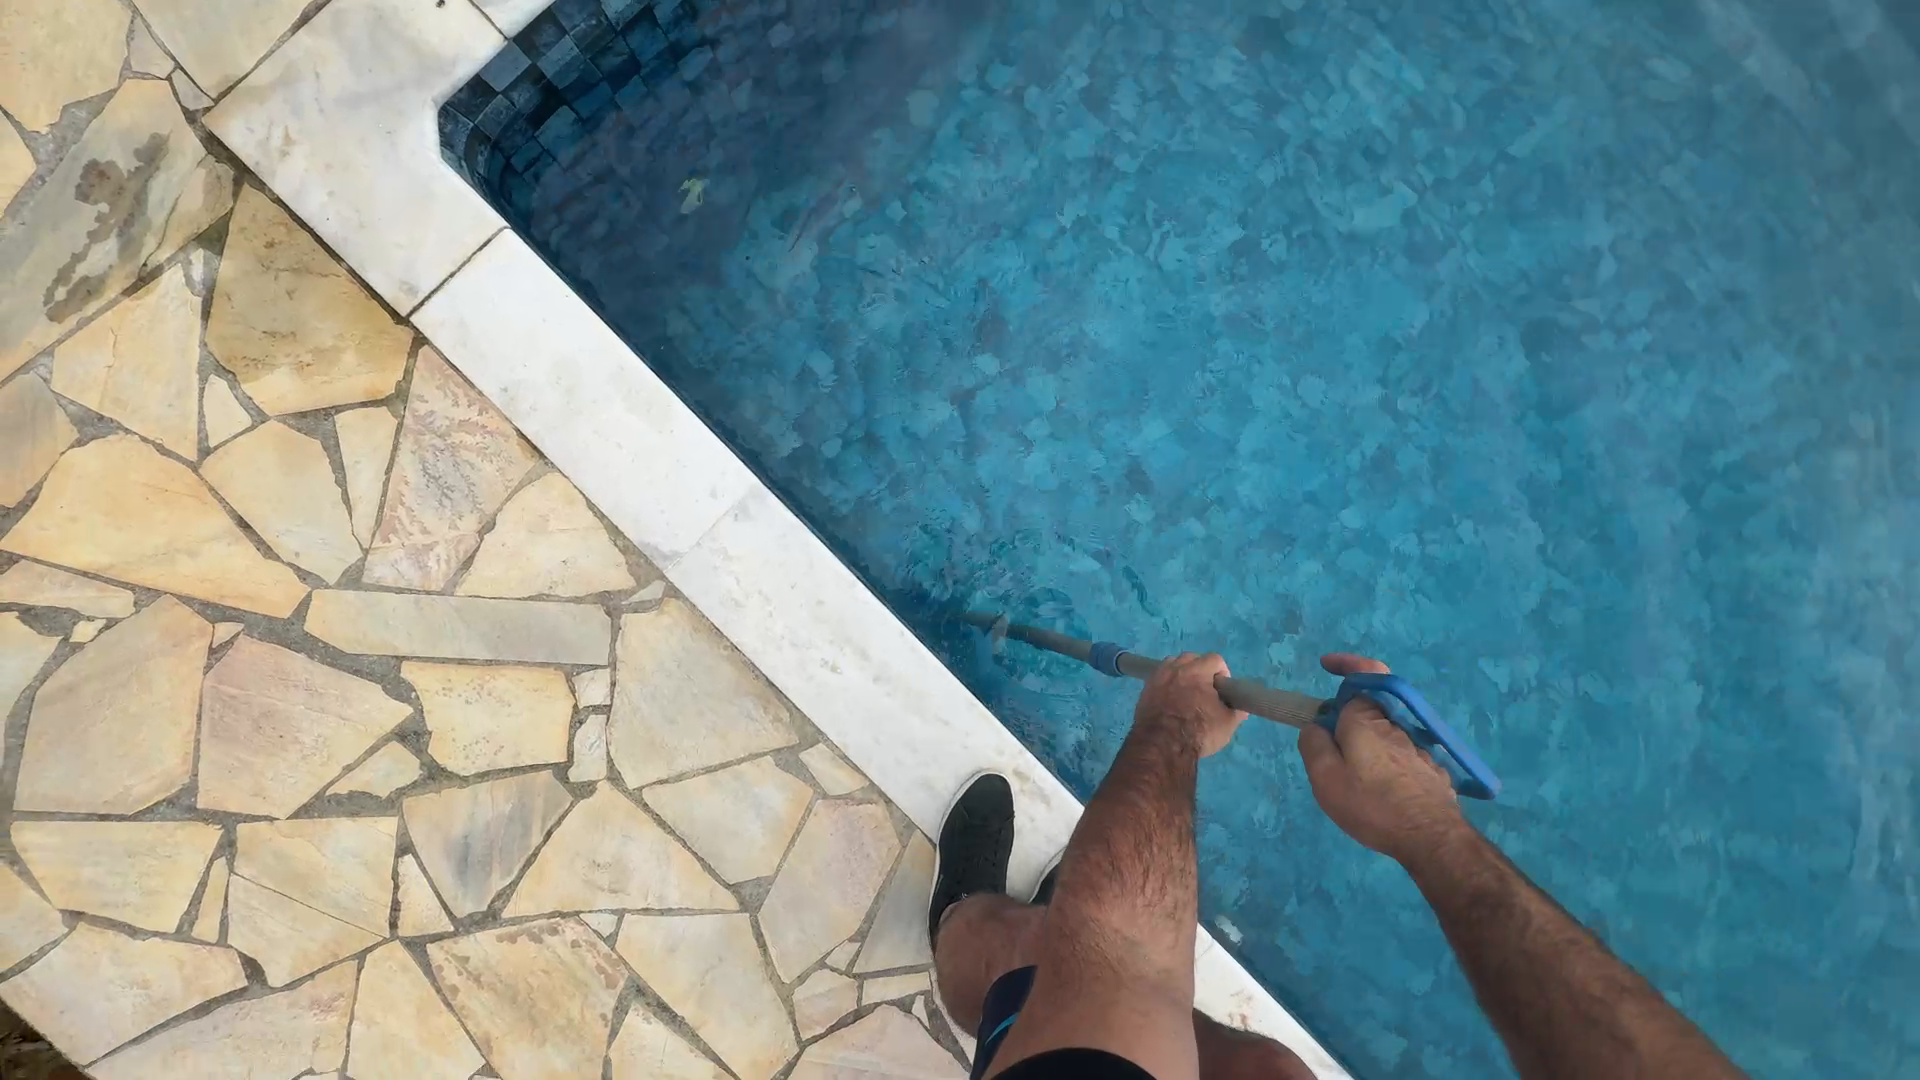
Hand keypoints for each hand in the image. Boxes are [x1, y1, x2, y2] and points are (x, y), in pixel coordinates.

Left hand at [1133, 652, 1245, 757]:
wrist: (1162, 745)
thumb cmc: (1198, 731)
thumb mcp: (1227, 723)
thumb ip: (1236, 711)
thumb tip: (1240, 708)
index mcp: (1197, 671)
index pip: (1214, 659)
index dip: (1222, 672)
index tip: (1223, 687)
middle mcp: (1175, 668)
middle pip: (1191, 658)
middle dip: (1200, 669)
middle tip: (1205, 688)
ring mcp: (1157, 677)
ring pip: (1172, 664)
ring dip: (1181, 672)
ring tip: (1187, 691)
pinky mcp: (1145, 689)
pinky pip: (1158, 677)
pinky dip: (1167, 682)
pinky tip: (1171, 699)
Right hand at [1297, 653, 1464, 861]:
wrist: (1433, 841)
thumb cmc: (1372, 805)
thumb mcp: (1324, 777)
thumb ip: (1313, 744)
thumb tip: (1317, 727)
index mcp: (1367, 718)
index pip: (1365, 672)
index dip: (1347, 663)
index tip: (1326, 666)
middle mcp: (1396, 725)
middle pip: (1369, 707)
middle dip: (1346, 718)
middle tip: (1328, 749)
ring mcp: (1419, 748)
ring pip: (1385, 733)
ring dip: (1365, 745)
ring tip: (1354, 780)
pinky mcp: (1432, 771)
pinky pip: (1401, 754)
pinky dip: (1384, 762)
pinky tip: (1380, 793)